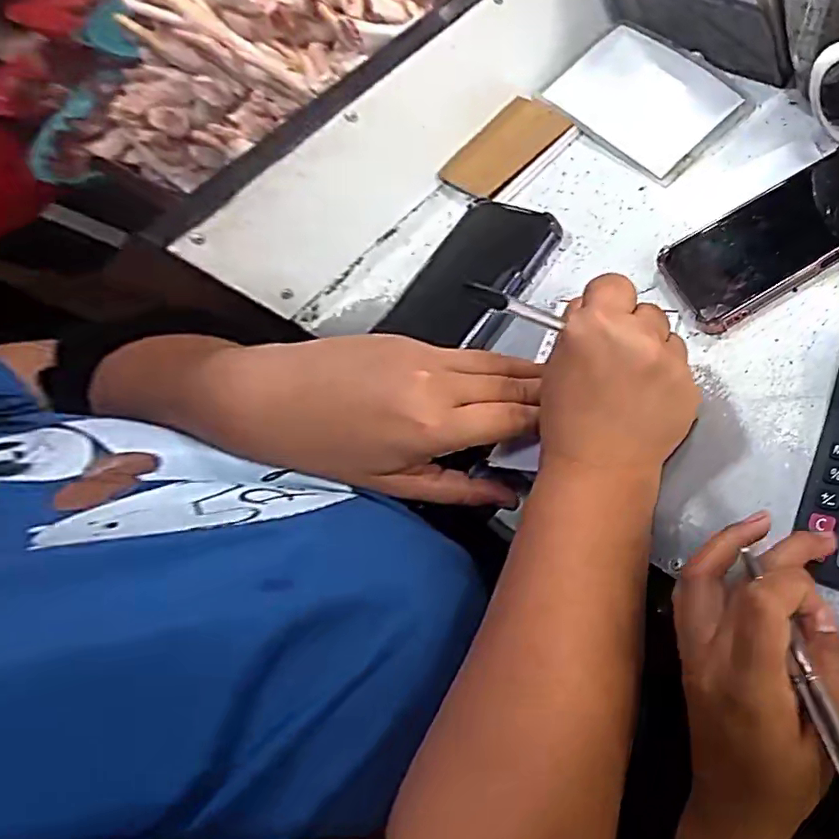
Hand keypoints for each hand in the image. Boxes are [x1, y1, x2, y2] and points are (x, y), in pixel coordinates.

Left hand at [146, 334, 540, 504]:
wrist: (254, 394)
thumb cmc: (322, 449)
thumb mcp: (392, 483)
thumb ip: (460, 489)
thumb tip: (509, 496)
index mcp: (434, 425)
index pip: (515, 417)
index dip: (550, 423)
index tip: (576, 430)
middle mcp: (438, 383)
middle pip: (515, 383)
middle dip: (553, 394)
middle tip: (585, 404)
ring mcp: (426, 356)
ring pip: (500, 363)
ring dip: (534, 374)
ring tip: (563, 386)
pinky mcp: (413, 341)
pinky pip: (473, 355)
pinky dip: (502, 365)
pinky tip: (516, 375)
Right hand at [542, 274, 699, 473]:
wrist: (602, 466)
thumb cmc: (573, 425)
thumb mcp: (558, 362)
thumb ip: (580, 325)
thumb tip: (593, 307)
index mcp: (595, 324)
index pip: (615, 284)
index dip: (611, 301)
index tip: (610, 315)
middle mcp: (636, 336)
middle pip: (647, 309)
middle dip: (636, 328)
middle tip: (622, 356)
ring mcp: (668, 361)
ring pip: (670, 337)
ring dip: (657, 350)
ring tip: (637, 382)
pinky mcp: (689, 385)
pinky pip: (683, 367)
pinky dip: (670, 378)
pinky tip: (651, 398)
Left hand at [672, 513, 838, 838]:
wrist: (732, 817)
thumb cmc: (787, 784)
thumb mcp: (831, 729)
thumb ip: (829, 662)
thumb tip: (819, 614)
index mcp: (749, 685)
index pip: (761, 602)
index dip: (798, 585)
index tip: (823, 610)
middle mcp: (711, 663)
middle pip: (734, 582)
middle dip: (783, 552)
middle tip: (822, 542)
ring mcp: (692, 658)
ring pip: (695, 580)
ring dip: (728, 543)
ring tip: (765, 524)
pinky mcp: (689, 658)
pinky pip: (692, 599)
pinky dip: (713, 566)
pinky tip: (741, 556)